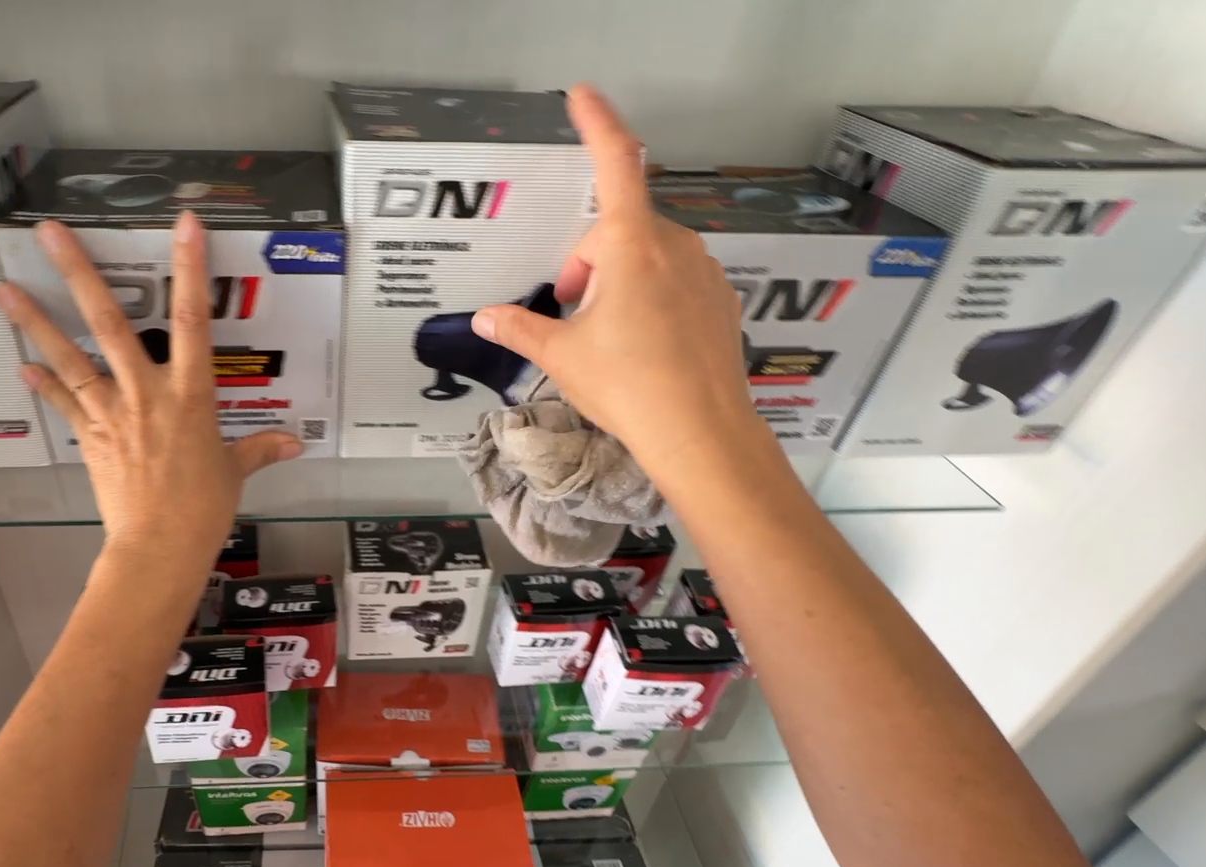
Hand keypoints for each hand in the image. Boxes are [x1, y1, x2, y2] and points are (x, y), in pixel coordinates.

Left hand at [0, 212, 301, 560]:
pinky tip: (22, 362)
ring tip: (5, 288)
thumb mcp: (235, 472)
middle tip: (50, 232)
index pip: (194, 320)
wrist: (161, 545)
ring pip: (71, 356)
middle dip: (80, 272)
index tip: (184, 227)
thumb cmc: (202, 509)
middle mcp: (147, 393)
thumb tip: (292, 444)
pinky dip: (44, 383)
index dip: (190, 270)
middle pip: (110, 321)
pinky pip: (65, 403)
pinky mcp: (92, 436)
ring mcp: (113, 412)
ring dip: (37, 321)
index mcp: (191, 395)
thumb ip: (260, 449)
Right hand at [469, 84, 760, 457]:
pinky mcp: (720, 301)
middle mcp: (675, 247)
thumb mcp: (561, 356)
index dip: (596, 125)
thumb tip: (485, 319)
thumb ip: (520, 328)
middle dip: (589, 264)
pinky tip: (644, 347)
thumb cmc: (626, 385)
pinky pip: (676, 282)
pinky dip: (652, 300)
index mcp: (632, 246)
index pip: (613, 165)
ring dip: (620, 283)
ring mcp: (704, 273)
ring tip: (608, 338)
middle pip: (619, 232)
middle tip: (572, 314)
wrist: (700, 431)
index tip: (583, 95)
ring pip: (649, 258)